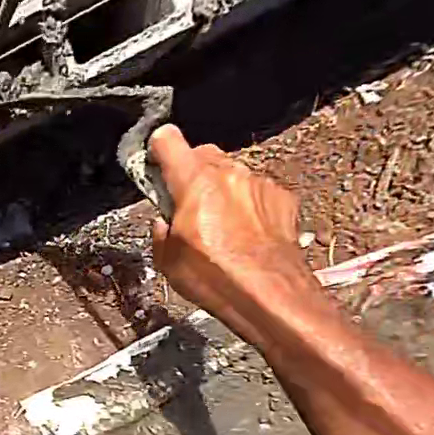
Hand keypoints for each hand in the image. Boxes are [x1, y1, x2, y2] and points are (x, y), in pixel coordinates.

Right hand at [147, 124, 321, 338]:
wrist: (267, 293)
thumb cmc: (216, 277)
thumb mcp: (167, 259)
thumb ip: (161, 231)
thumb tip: (164, 223)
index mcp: (193, 182)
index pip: (168, 141)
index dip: (157, 149)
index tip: (154, 161)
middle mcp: (228, 173)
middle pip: (201, 155)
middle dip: (189, 174)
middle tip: (182, 205)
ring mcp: (257, 183)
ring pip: (230, 174)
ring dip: (218, 192)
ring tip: (214, 228)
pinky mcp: (279, 198)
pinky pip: (254, 191)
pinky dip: (244, 206)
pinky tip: (240, 234)